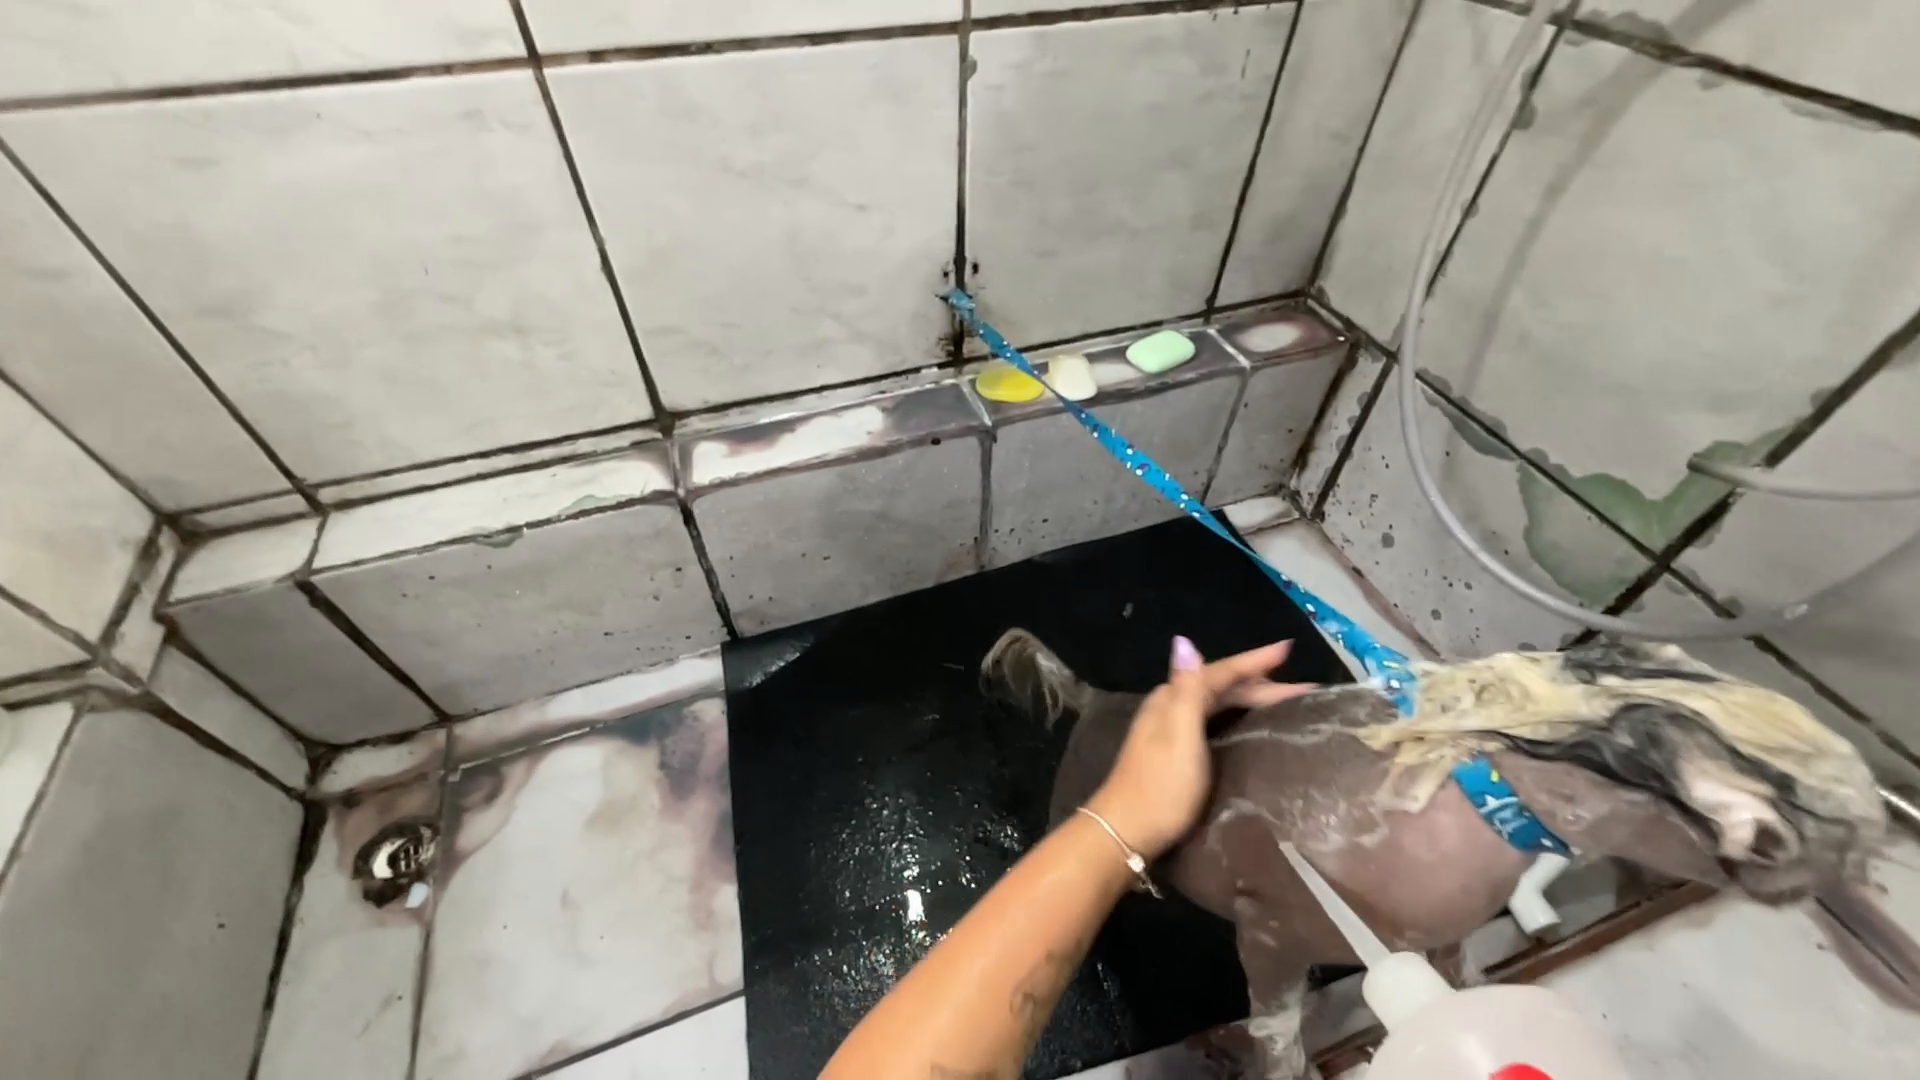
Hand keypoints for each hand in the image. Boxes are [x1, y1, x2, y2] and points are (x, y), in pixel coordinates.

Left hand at [1085, 636, 1314, 858]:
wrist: (1125, 831)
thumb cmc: (1161, 786)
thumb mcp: (1180, 735)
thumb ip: (1188, 690)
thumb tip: (1183, 639)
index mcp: (1171, 699)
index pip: (1218, 671)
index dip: (1253, 661)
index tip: (1288, 649)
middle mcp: (1169, 707)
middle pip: (1219, 686)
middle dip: (1260, 682)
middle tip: (1304, 688)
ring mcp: (1169, 729)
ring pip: (1217, 703)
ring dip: (1249, 698)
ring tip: (1285, 701)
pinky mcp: (1173, 751)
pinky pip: (1212, 720)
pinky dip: (1235, 715)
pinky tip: (1248, 723)